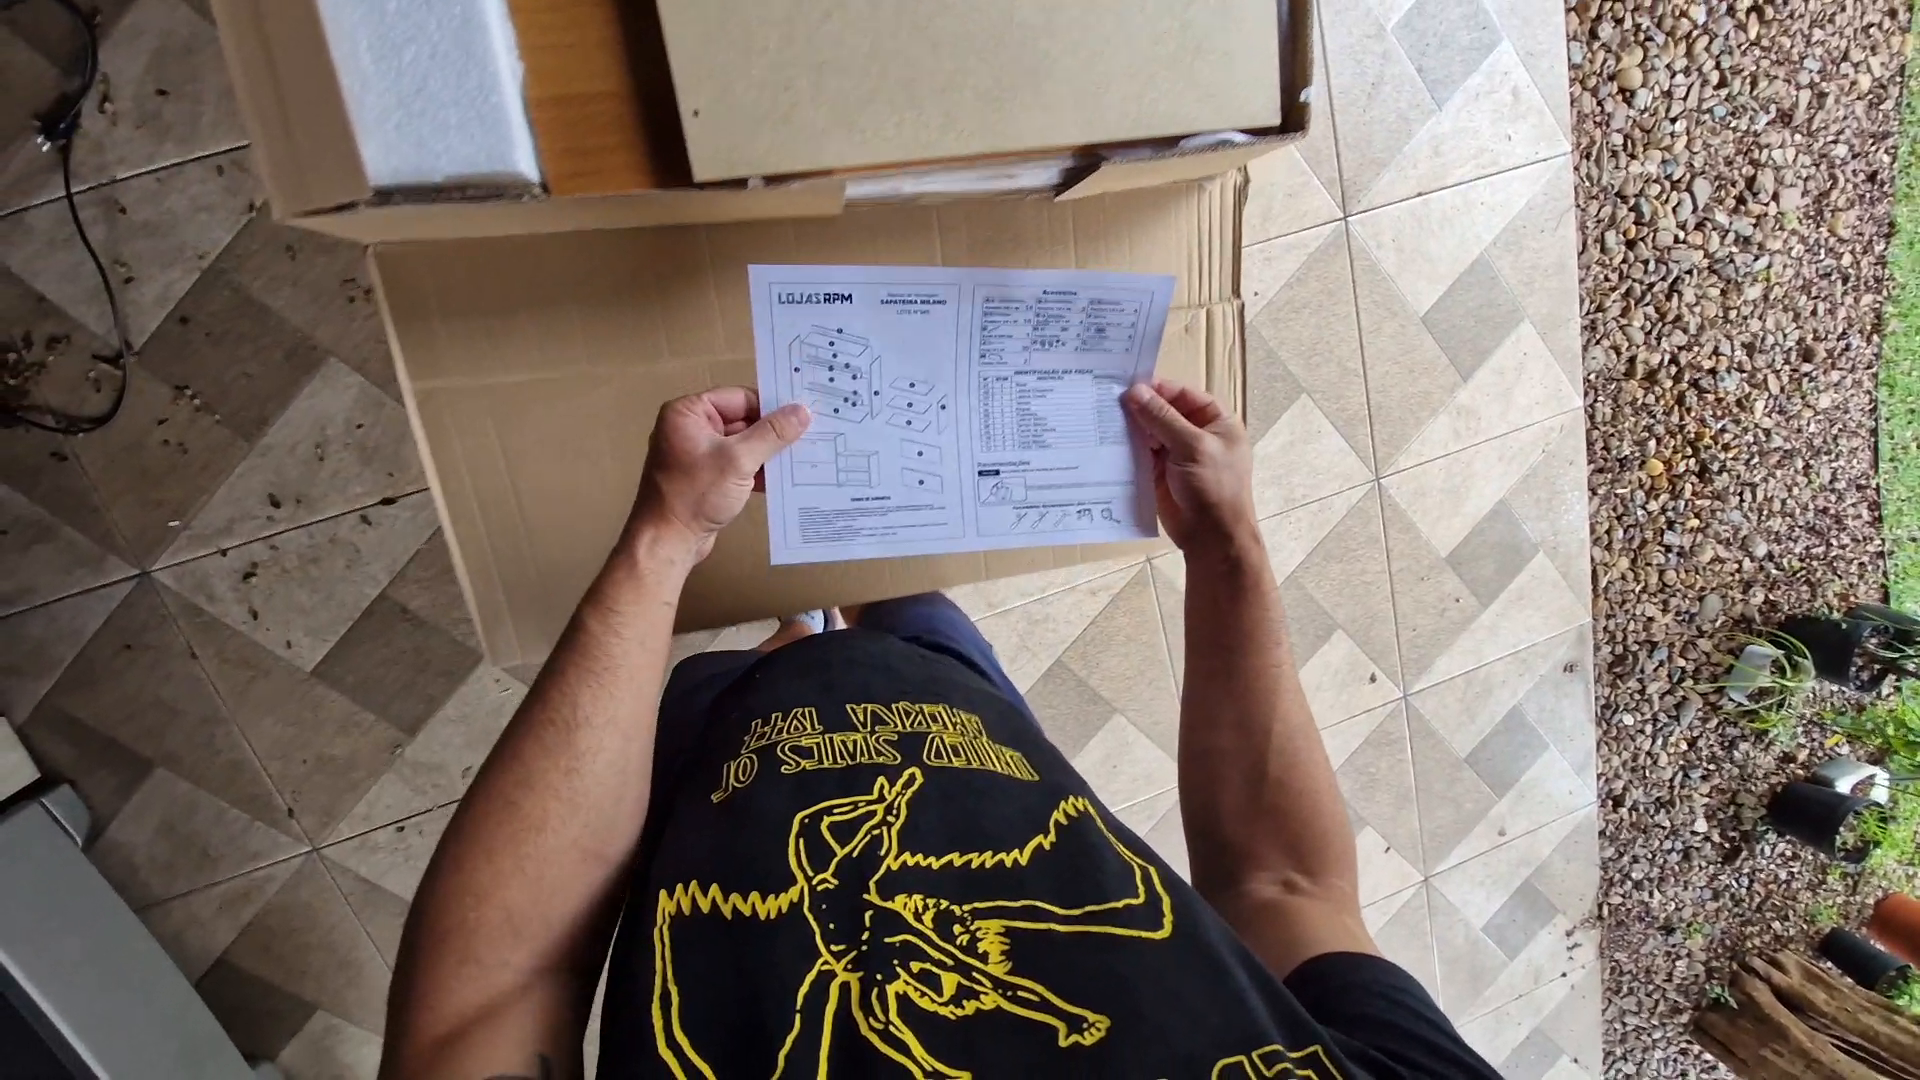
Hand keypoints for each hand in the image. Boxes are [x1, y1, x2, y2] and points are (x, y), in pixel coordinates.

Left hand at [628, 387, 810, 564]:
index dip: (771, 407)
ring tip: (801, 458)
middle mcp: (690, 428)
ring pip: (743, 445)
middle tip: (809, 436)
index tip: (803, 415)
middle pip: (742, 420)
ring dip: (768, 454)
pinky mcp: (705, 477)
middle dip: (772, 433)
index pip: (739, 398)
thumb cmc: (696, 493)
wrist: (669, 540)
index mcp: (688, 412)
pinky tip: (782, 479)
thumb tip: (803, 411)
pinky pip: (737, 465)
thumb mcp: (740, 459)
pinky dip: (757, 471)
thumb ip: (772, 433)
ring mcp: (697, 454)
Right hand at [1122, 380, 1255, 554]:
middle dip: (1138, 408)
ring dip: (1129, 429)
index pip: (1182, 395)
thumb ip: (1162, 418)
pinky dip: (1125, 450)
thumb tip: (1134, 392)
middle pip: (1162, 412)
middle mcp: (1194, 434)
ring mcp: (1175, 455)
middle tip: (1105, 401)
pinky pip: (1139, 455)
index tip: (1126, 386)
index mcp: (1214, 421)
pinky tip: (1106, 443)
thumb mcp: (1192, 446)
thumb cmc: (1213, 487)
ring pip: (1148, 433)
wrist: (1211, 537)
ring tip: (1101, 419)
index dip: (1156, 389)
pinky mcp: (1158, 473)